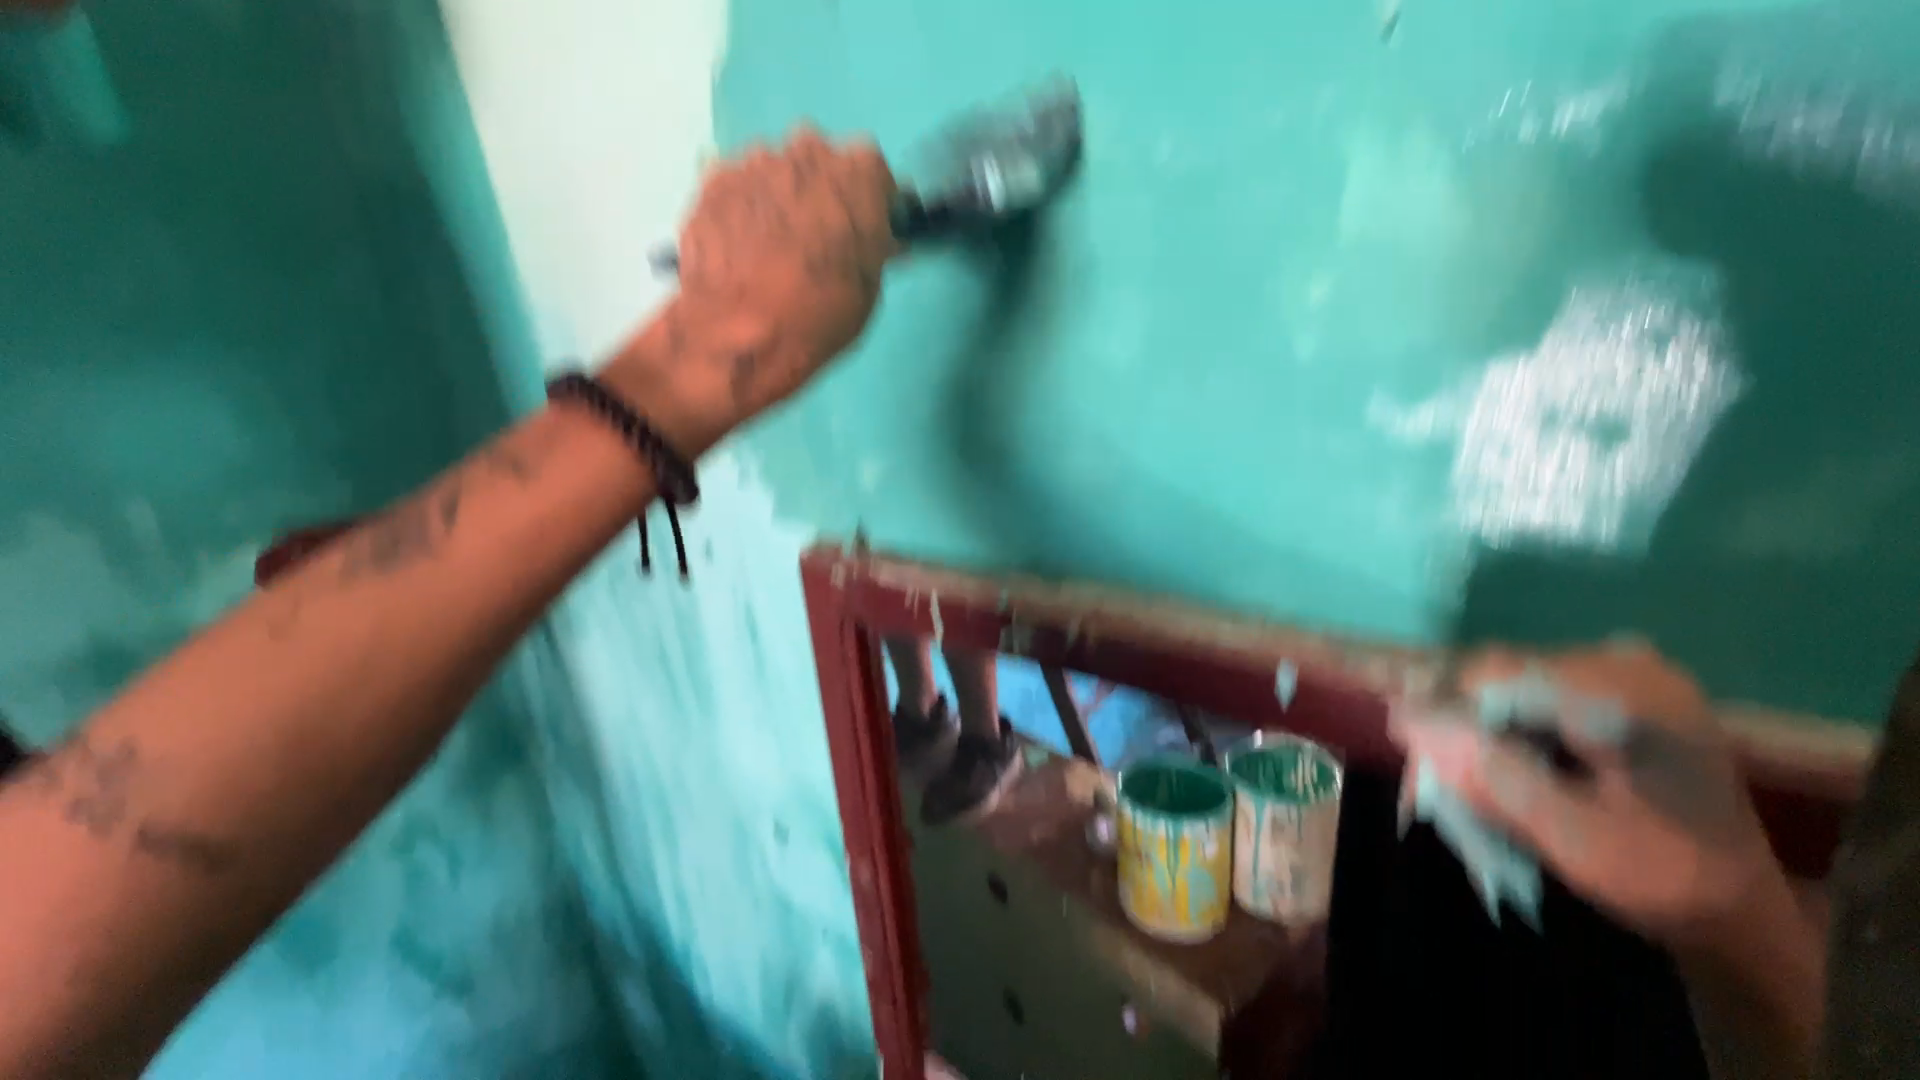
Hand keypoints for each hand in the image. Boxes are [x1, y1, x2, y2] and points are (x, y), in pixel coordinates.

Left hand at [603, 127, 896, 452]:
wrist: (739, 331)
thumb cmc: (820, 313)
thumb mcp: (869, 287)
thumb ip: (872, 247)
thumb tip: (874, 240)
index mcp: (859, 172)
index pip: (873, 173)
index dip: (868, 204)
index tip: (862, 233)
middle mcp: (808, 150)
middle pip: (821, 165)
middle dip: (821, 195)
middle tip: (815, 242)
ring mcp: (755, 161)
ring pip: (775, 175)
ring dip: (779, 202)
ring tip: (770, 253)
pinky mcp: (712, 180)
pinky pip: (737, 190)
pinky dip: (741, 212)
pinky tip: (739, 252)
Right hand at [1392, 643, 1789, 953]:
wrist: (1743, 913)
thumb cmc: (1664, 877)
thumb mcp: (1571, 836)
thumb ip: (1490, 774)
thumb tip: (1403, 721)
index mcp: (1626, 691)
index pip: (1497, 673)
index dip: (1440, 705)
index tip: (1406, 746)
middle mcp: (1627, 666)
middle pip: (1505, 677)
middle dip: (1460, 723)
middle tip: (1431, 775)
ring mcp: (1629, 678)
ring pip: (1515, 688)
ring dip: (1481, 730)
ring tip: (1459, 777)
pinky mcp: (1624, 698)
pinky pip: (1540, 700)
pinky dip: (1511, 732)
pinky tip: (1504, 767)